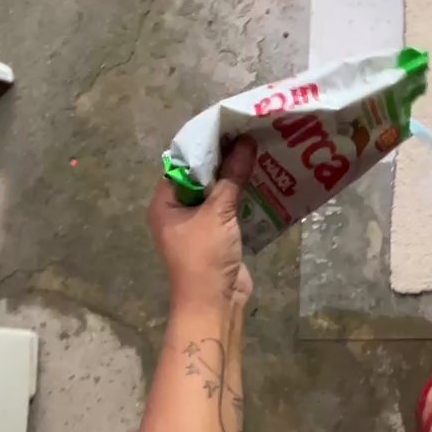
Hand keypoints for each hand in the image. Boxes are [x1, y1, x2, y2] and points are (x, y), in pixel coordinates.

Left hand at [149, 136, 257, 309]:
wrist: (214, 304)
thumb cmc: (204, 257)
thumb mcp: (218, 213)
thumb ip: (231, 177)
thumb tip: (246, 142)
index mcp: (165, 203)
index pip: (184, 164)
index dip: (206, 146)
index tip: (230, 127)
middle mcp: (179, 211)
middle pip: (203, 177)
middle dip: (226, 159)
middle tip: (250, 135)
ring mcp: (199, 224)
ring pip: (219, 192)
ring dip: (238, 178)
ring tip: (262, 153)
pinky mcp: (219, 235)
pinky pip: (231, 209)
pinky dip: (245, 197)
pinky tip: (266, 181)